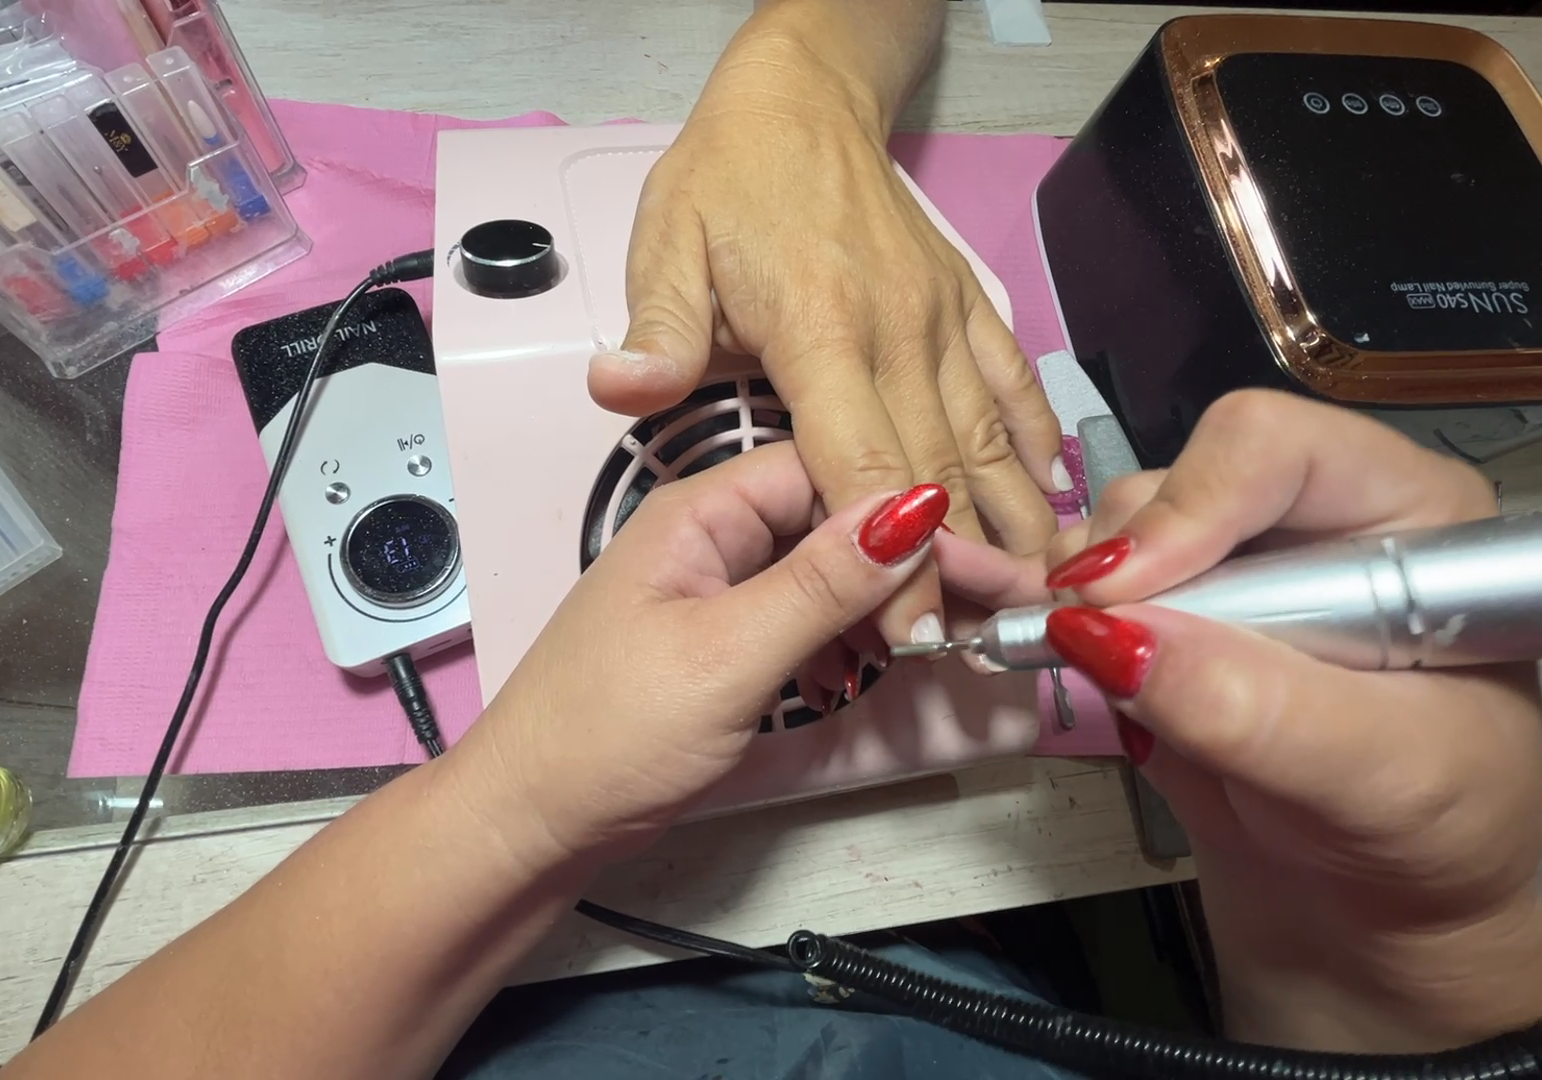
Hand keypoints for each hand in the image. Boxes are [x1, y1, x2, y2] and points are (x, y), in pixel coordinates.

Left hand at [448, 443, 1039, 860]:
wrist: (538, 816)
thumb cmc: (613, 731)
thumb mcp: (725, 654)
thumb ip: (819, 583)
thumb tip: (914, 507)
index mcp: (702, 511)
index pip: (825, 471)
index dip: (907, 507)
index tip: (984, 555)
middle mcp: (715, 535)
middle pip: (833, 523)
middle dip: (913, 561)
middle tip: (1002, 600)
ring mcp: (720, 588)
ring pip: (824, 574)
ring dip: (884, 603)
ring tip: (947, 638)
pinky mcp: (726, 637)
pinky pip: (803, 618)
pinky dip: (845, 638)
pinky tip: (870, 667)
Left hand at [586, 18, 1063, 655]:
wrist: (801, 98)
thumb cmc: (727, 181)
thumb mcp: (669, 245)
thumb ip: (661, 330)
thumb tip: (618, 388)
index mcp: (819, 333)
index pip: (861, 466)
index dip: (890, 556)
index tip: (915, 629)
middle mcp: (896, 334)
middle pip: (936, 471)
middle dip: (963, 563)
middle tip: (987, 640)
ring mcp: (942, 318)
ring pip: (987, 438)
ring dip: (1014, 521)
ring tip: (1041, 594)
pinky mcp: (964, 305)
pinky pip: (1012, 382)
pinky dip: (1034, 443)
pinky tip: (1052, 495)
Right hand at [943, 390, 1541, 1049]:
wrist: (1342, 876)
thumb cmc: (1404, 825)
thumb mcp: (1368, 779)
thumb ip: (1246, 708)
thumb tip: (1103, 634)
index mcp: (1400, 518)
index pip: (1273, 449)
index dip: (1185, 507)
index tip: (1118, 595)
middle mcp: (1298, 515)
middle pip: (1170, 478)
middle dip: (1115, 558)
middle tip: (1084, 638)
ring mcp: (1217, 554)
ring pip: (1108, 520)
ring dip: (1073, 585)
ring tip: (1088, 658)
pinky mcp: (1153, 594)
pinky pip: (1073, 567)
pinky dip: (1048, 605)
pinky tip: (1064, 648)